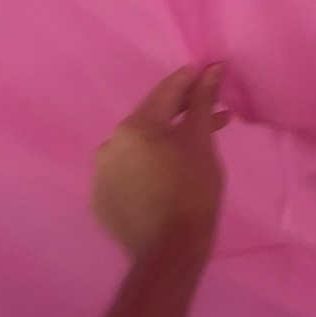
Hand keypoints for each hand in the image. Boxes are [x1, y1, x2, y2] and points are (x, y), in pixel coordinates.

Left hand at [92, 65, 229, 259]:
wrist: (170, 248)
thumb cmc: (192, 186)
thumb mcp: (201, 138)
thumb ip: (203, 100)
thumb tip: (212, 68)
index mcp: (133, 127)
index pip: (167, 90)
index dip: (193, 79)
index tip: (214, 73)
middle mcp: (109, 145)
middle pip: (152, 115)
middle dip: (183, 109)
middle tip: (214, 109)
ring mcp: (101, 174)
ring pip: (140, 142)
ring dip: (169, 135)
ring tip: (199, 140)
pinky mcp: (102, 198)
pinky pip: (129, 167)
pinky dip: (151, 160)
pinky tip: (172, 168)